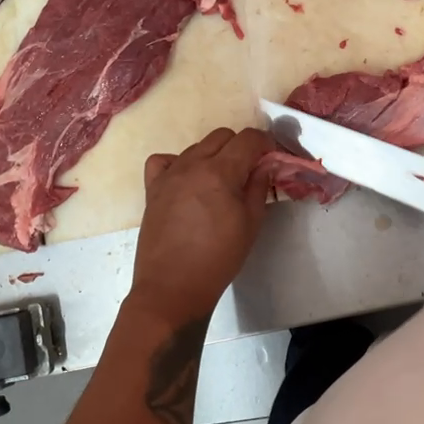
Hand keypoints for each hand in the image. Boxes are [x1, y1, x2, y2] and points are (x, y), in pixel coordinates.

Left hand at [128, 127, 273, 325]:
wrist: (173, 288)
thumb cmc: (218, 258)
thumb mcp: (250, 224)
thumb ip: (259, 187)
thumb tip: (265, 165)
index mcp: (220, 171)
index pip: (248, 138)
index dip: (265, 143)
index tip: (272, 157)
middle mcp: (192, 164)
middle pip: (222, 136)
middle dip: (240, 147)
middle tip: (249, 171)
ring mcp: (168, 174)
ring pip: (196, 147)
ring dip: (213, 155)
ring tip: (220, 183)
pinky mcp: (152, 188)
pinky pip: (164, 161)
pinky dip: (177, 163)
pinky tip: (186, 181)